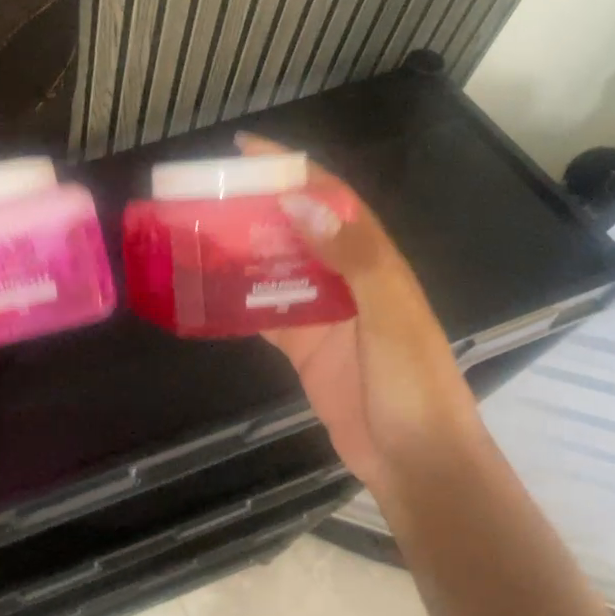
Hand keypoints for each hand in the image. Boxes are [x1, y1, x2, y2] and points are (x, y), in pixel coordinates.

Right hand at [236, 133, 477, 496]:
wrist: (419, 464)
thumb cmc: (414, 386)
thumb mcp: (391, 316)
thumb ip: (354, 258)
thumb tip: (301, 202)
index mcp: (376, 262)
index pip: (332, 199)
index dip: (293, 169)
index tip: (245, 151)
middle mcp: (348, 280)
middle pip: (298, 228)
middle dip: (257, 205)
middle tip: (205, 193)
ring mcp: (325, 315)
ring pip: (277, 267)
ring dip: (242, 249)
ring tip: (195, 232)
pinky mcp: (304, 348)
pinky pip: (264, 314)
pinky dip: (237, 301)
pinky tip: (206, 291)